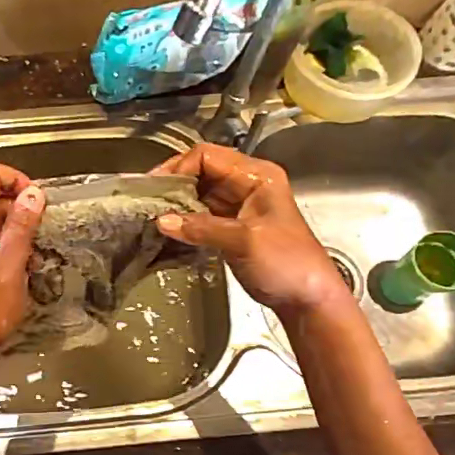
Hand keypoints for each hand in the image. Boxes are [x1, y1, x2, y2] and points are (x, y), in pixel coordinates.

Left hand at [0, 161, 44, 359]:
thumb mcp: (9, 264)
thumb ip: (21, 225)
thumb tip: (34, 192)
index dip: (15, 179)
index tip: (37, 200)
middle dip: (23, 201)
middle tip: (45, 224)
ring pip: (1, 213)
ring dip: (24, 223)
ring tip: (40, 244)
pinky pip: (1, 234)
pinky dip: (19, 239)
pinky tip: (32, 259)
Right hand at [151, 144, 351, 316]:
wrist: (308, 298)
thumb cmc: (287, 263)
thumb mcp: (243, 241)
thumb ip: (201, 228)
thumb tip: (161, 220)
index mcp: (257, 176)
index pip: (208, 156)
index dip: (178, 167)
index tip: (154, 187)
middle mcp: (247, 184)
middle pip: (201, 172)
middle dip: (174, 184)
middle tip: (146, 200)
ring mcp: (239, 207)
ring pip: (199, 194)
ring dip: (177, 203)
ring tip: (151, 214)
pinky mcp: (232, 228)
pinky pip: (202, 215)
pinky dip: (185, 220)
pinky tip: (167, 229)